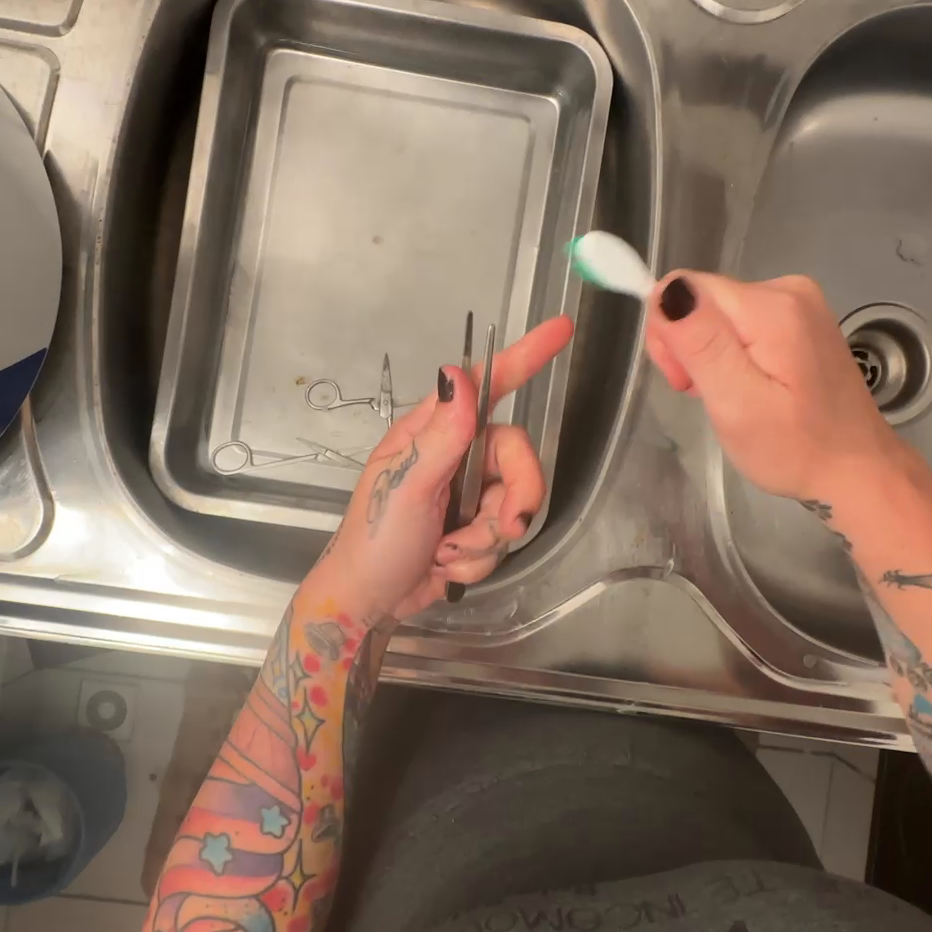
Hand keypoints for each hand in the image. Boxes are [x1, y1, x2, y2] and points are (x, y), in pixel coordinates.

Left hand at [307, 316, 573, 620]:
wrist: (371, 601)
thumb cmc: (376, 539)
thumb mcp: (407, 485)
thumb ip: (441, 435)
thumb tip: (459, 374)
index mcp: (433, 434)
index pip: (485, 387)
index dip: (524, 358)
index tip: (560, 330)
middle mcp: (455, 458)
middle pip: (517, 458)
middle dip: (514, 499)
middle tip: (502, 528)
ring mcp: (467, 495)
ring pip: (513, 505)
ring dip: (485, 540)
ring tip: (446, 554)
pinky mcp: (474, 530)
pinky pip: (501, 538)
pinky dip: (478, 559)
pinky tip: (445, 568)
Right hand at [644, 272, 903, 500]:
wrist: (855, 470)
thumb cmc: (794, 448)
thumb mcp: (737, 404)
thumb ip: (700, 343)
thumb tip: (667, 291)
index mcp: (770, 307)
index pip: (683, 289)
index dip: (671, 336)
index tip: (688, 381)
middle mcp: (786, 289)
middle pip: (700, 298)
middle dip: (689, 348)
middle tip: (712, 395)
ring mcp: (796, 303)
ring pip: (714, 313)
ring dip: (707, 356)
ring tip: (734, 398)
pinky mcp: (798, 319)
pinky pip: (736, 324)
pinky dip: (729, 357)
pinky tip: (748, 387)